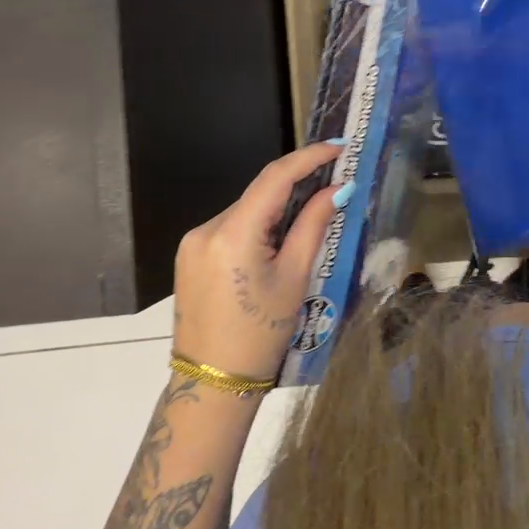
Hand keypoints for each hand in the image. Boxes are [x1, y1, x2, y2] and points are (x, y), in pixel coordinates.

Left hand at [172, 142, 345, 382]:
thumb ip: (314, 225)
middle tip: (335, 182)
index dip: (309, 157)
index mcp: (232, 233)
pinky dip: (258, 227)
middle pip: (259, 194)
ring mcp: (193, 242)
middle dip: (297, 186)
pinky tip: (278, 244)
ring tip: (310, 221)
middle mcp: (206, 228)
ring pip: (246, 211)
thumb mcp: (295, 278)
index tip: (339, 147)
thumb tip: (337, 189)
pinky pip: (231, 228)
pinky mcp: (189, 256)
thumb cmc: (262, 334)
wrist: (214, 381)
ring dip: (277, 209)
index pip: (275, 178)